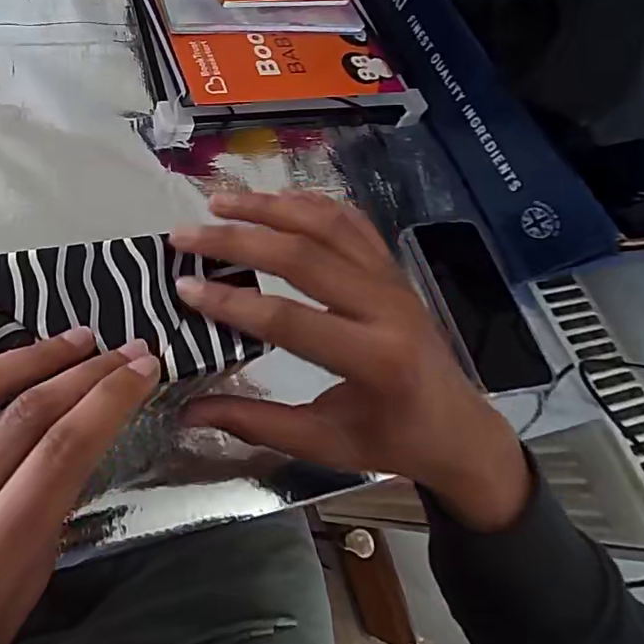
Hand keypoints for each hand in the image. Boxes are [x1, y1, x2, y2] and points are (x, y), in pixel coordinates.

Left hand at [0, 307, 158, 643]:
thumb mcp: (21, 603)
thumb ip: (51, 513)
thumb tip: (85, 429)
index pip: (59, 458)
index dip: (110, 400)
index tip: (144, 368)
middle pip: (21, 419)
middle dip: (86, 373)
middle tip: (125, 348)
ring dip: (30, 354)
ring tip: (75, 339)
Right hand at [171, 191, 532, 531]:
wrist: (460, 428)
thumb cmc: (394, 441)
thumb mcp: (326, 444)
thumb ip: (257, 424)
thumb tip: (189, 409)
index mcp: (373, 359)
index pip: (289, 320)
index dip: (231, 301)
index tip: (183, 286)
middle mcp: (386, 307)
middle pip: (304, 256)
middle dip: (238, 240)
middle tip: (186, 235)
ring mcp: (393, 280)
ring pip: (327, 225)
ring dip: (270, 207)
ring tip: (220, 201)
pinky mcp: (393, 268)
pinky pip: (352, 223)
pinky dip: (311, 204)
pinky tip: (276, 199)